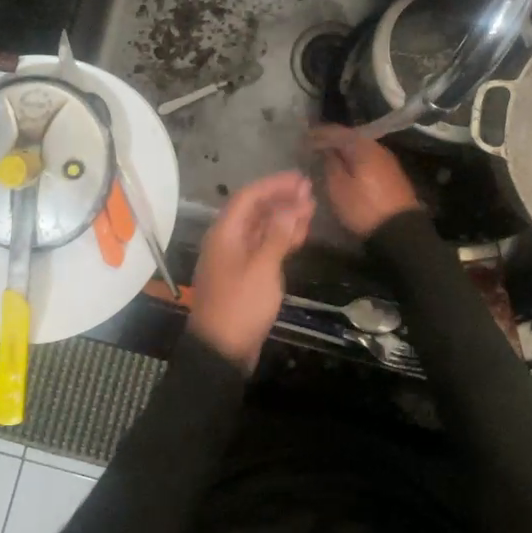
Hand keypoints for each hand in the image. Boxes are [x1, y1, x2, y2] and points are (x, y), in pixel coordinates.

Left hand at [187, 170, 313, 372]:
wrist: (221, 351)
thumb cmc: (240, 306)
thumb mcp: (263, 269)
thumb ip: (277, 235)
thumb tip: (291, 206)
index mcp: (225, 234)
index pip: (249, 197)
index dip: (275, 185)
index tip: (301, 180)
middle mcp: (227, 241)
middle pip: (254, 211)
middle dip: (281, 200)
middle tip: (310, 193)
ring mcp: (235, 259)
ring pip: (260, 229)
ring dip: (283, 218)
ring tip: (310, 211)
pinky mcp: (244, 275)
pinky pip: (262, 247)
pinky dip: (280, 239)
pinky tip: (300, 236)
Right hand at [307, 125, 421, 237]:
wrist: (401, 230)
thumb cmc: (364, 207)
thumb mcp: (339, 188)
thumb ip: (330, 164)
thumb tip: (326, 150)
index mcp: (362, 146)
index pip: (337, 131)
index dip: (319, 133)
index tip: (304, 137)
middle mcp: (377, 147)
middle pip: (351, 138)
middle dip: (332, 141)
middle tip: (314, 146)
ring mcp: (387, 160)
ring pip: (360, 149)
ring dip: (344, 151)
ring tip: (328, 157)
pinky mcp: (392, 174)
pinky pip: (369, 159)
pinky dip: (355, 160)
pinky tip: (347, 168)